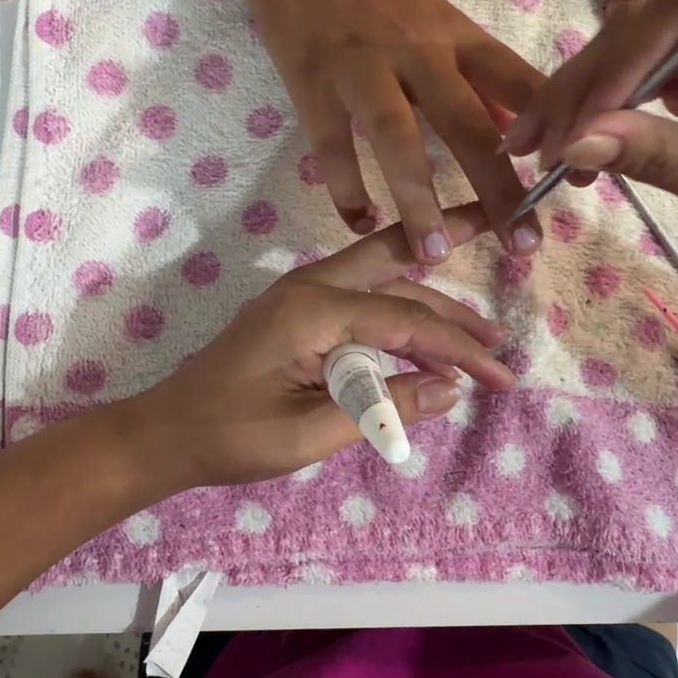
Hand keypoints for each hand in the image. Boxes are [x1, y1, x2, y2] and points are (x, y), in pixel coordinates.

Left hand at [128, 204, 515, 488]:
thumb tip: (452, 389)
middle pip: (396, 260)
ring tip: (482, 331)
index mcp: (311, 311)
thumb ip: (383, 406)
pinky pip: (363, 297)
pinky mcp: (299, 309)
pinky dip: (401, 313)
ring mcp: (302, 292)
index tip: (501, 375)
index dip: (458, 348)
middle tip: (509, 240)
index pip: (405, 318)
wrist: (168, 431)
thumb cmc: (233, 437)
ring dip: (432, 297)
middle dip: (451, 245)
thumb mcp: (309, 434)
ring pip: (382, 277)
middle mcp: (310, 286)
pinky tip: (427, 338)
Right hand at [235, 0, 545, 265]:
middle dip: (499, 188)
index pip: (519, 85)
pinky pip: (330, 146)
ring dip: (419, 200)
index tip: (582, 181)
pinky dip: (345, 189)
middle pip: (468, 124)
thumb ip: (477, 74)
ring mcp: (361, 68)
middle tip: (523, 247)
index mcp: (456, 34)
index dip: (555, 133)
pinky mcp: (311, 84)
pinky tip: (361, 225)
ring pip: (398, 138)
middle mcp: (416, 51)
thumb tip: (521, 131)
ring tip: (436, 254)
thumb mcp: (437, 16)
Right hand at [503, 0, 677, 298]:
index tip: (582, 121)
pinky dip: (603, 113)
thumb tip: (575, 140)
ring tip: (543, 152)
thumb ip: (663, 158)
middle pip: (650, 24)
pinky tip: (578, 150)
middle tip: (534, 144)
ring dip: (583, 98)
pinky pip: (642, 79)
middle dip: (588, 82)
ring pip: (635, 51)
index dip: (628, 51)